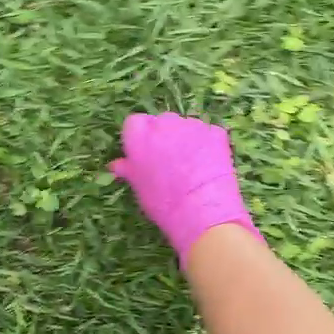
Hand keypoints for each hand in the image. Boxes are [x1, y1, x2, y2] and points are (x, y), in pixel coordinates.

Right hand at [110, 112, 262, 264]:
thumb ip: (129, 169)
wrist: (202, 211)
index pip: (134, 123)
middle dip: (162, 136)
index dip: (138, 138)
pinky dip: (205, 144)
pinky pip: (206, 133)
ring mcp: (192, 125)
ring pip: (184, 126)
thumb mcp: (139, 188)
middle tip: (167, 161)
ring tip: (189, 165)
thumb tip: (117, 164)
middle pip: (160, 121)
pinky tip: (206, 164)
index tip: (143, 154)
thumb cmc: (162, 203)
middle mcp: (164, 123)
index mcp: (138, 135)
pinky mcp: (216, 131)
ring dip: (184, 139)